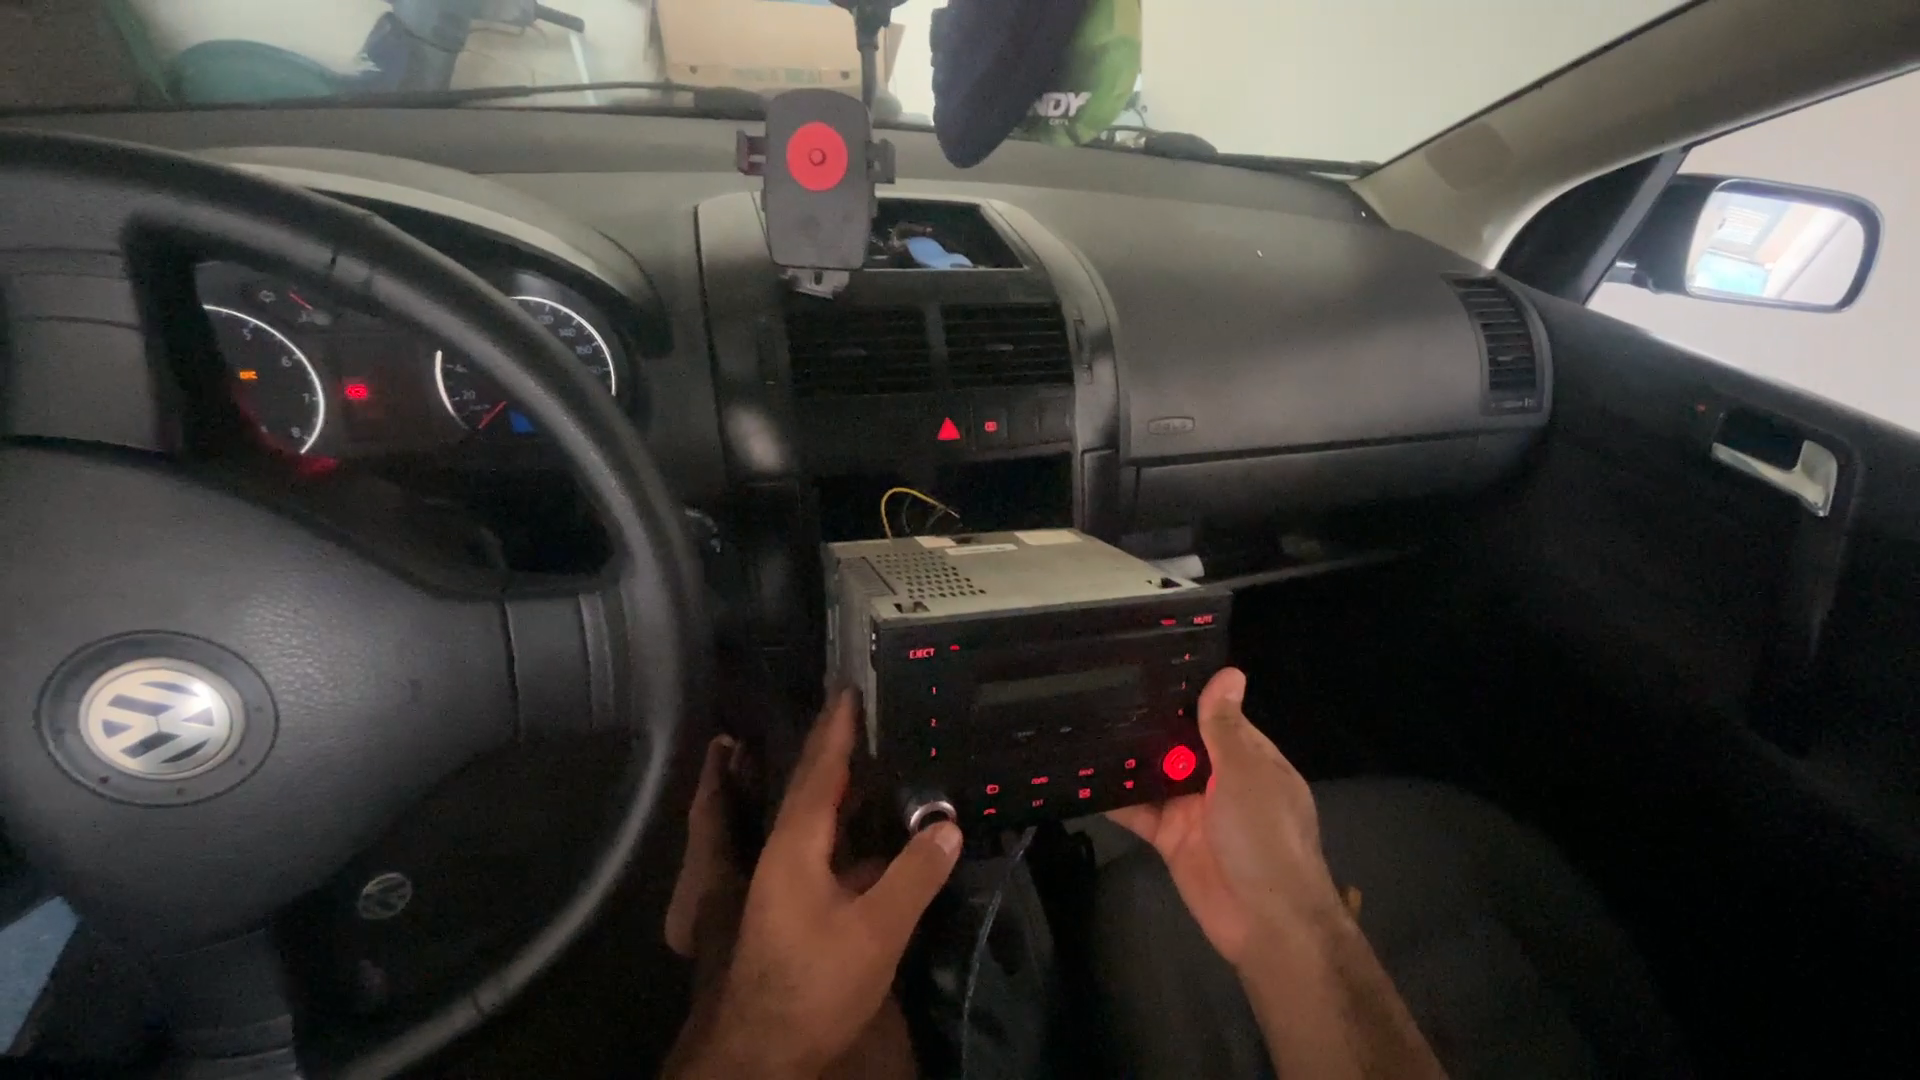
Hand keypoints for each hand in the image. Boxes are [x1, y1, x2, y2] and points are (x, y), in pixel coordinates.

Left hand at [677, 690, 961, 1077]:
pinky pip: (813, 840)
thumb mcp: (875, 932)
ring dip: (828, 779)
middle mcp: (781, 850)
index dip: (836, 730)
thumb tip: (948, 825)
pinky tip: (861, 825)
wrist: (757, 1052)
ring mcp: (779, 878)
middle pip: (805, 784)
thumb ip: (913, 876)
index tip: (849, 690)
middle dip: (826, 744)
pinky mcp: (788, 902)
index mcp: (795, 844)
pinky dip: (835, 819)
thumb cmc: (812, 985)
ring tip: (859, 752)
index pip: (819, 770)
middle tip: (853, 709)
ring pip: (806, 813)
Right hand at [1107, 667, 1344, 967]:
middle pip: (1180, 746)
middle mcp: (1221, 781)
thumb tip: (1229, 672)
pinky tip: (1082, 778)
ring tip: (1086, 724)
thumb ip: (1225, 727)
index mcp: (1249, 760)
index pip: (1216, 718)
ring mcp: (1194, 810)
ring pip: (1154, 775)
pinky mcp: (1170, 838)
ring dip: (1127, 759)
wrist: (1267, 922)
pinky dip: (1113, 799)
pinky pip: (1138, 812)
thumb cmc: (1265, 836)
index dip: (1187, 696)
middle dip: (1149, 725)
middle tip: (1100, 688)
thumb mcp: (1247, 773)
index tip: (1148, 666)